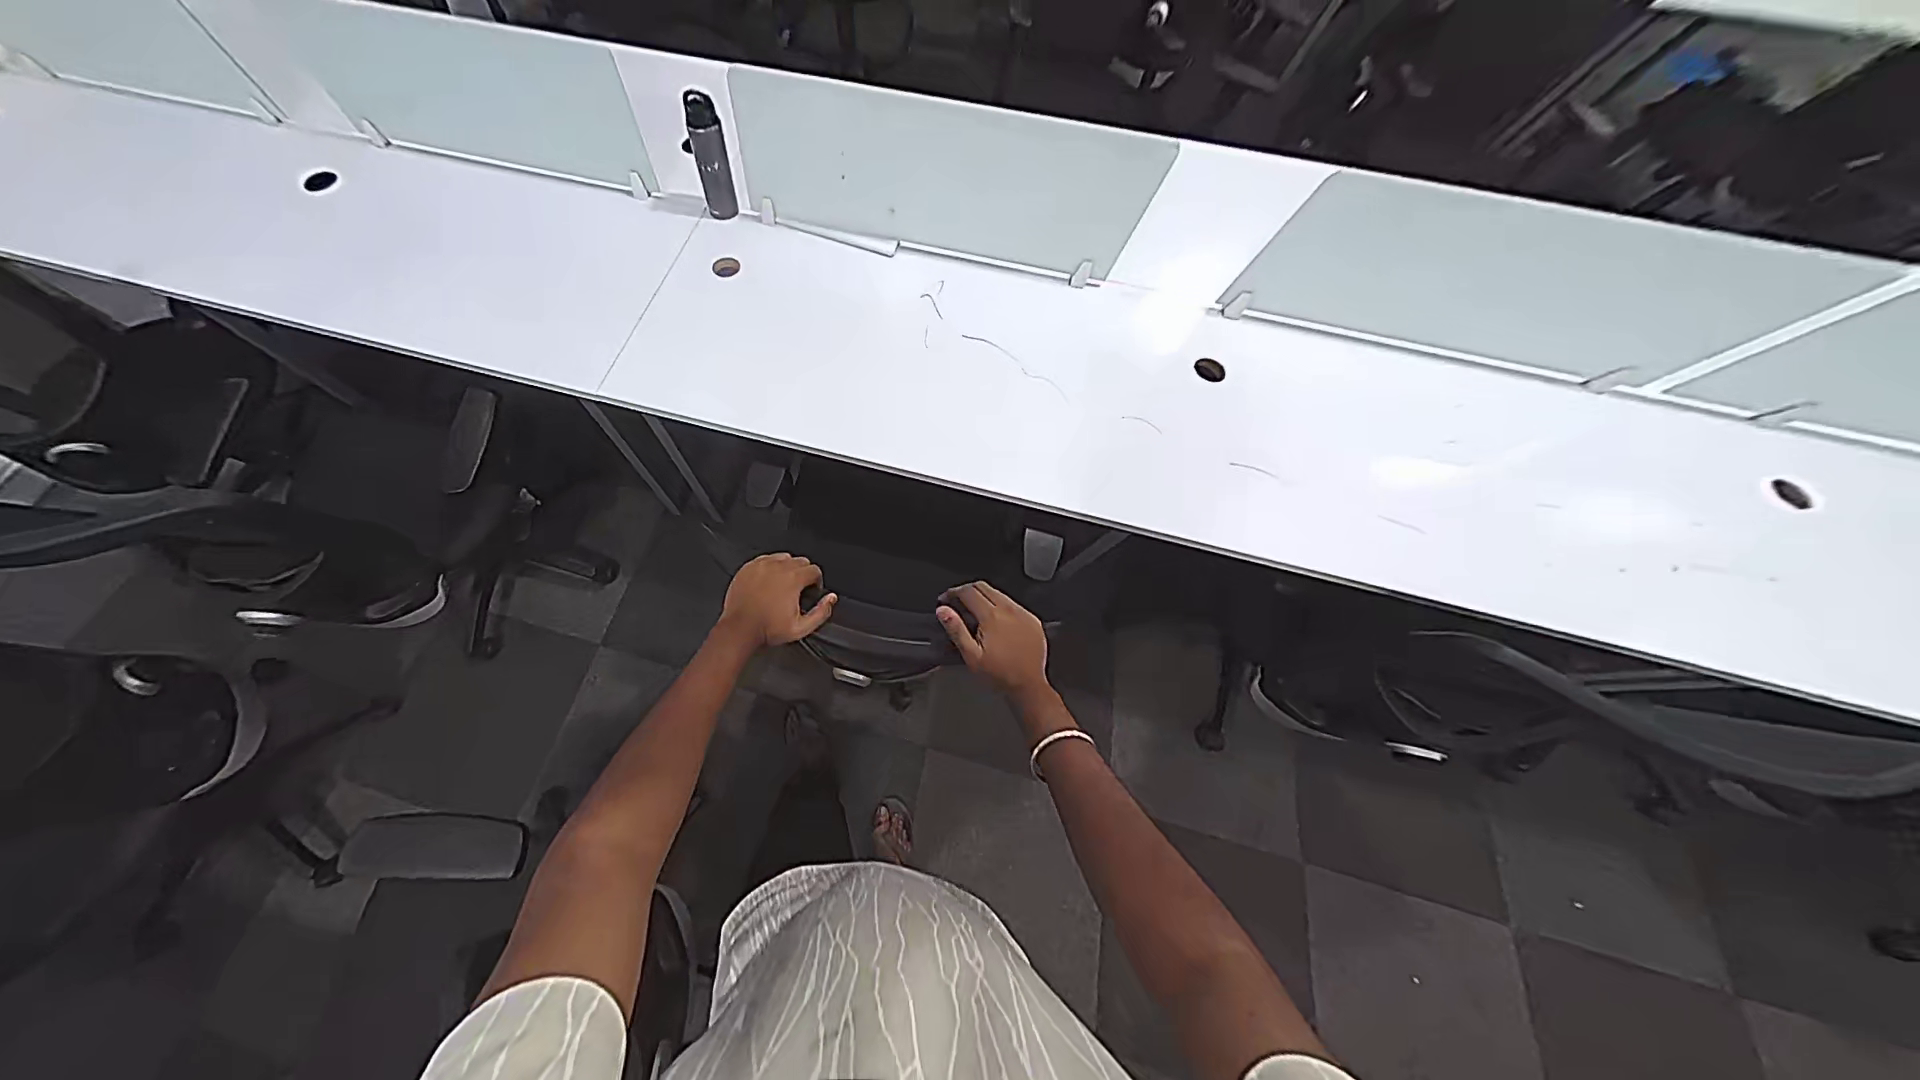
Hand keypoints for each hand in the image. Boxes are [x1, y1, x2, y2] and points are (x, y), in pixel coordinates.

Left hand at [716, 554, 835, 648]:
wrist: (740, 629)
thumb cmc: (767, 629)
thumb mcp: (801, 628)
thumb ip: (822, 612)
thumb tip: (831, 598)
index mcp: (793, 579)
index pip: (814, 570)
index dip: (816, 581)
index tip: (811, 590)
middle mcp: (778, 568)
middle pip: (801, 561)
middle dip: (803, 573)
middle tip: (797, 588)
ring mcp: (761, 566)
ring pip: (783, 557)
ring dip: (787, 567)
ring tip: (783, 584)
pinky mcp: (748, 568)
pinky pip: (765, 559)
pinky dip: (770, 567)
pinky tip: (769, 581)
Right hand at [936, 582, 1050, 704]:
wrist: (1028, 685)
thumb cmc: (1000, 674)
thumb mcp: (971, 655)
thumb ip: (956, 629)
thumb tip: (943, 611)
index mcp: (992, 617)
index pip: (968, 592)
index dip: (953, 592)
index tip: (945, 599)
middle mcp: (1009, 610)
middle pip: (984, 587)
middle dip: (967, 590)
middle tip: (957, 602)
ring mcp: (1023, 614)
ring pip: (999, 593)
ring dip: (984, 597)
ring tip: (974, 612)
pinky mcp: (1033, 620)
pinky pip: (1013, 604)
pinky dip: (1001, 606)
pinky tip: (996, 621)